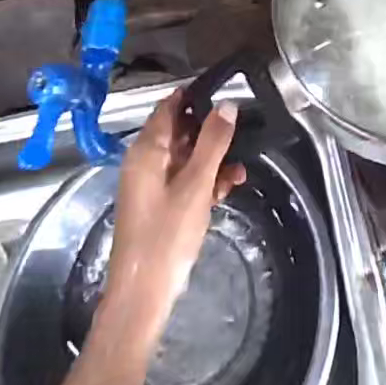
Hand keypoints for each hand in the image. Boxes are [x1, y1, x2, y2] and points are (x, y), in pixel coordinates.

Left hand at [102, 93, 246, 342]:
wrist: (143, 294)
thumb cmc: (166, 235)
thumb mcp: (196, 185)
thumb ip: (213, 142)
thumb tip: (227, 105)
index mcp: (145, 153)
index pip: (167, 108)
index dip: (193, 97)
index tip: (224, 90)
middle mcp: (144, 163)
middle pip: (180, 133)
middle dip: (211, 132)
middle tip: (241, 132)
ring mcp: (152, 185)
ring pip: (187, 158)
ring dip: (213, 159)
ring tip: (238, 170)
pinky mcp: (161, 204)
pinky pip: (186, 180)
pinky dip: (206, 180)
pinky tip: (227, 188)